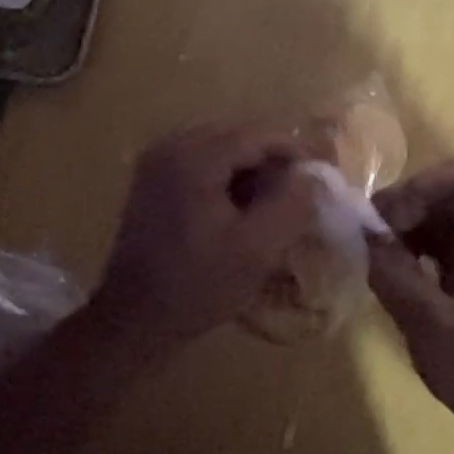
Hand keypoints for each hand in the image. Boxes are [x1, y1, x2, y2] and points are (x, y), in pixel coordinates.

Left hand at [87, 124, 315, 355]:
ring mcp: (156, 161)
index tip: (321, 176)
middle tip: (299, 192)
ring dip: (250, 169)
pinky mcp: (151, 179)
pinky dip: (225, 177)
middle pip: (237, 135)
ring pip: (220, 148)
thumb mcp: (256, 250)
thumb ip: (291, 206)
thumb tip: (313, 177)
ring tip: (272, 204)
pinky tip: (239, 209)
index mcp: (194, 157)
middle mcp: (171, 146)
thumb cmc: (197, 285)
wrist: (133, 319)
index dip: (295, 150)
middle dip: (272, 159)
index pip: (258, 134)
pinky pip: (200, 162)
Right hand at [367, 158, 453, 447]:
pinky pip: (431, 239)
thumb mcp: (431, 324)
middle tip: (369, 234)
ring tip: (372, 251)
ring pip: (434, 213)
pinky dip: (405, 245)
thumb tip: (360, 230)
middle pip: (445, 192)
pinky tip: (385, 266)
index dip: (420, 188)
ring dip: (401, 225)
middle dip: (404, 205)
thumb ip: (394, 273)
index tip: (387, 220)